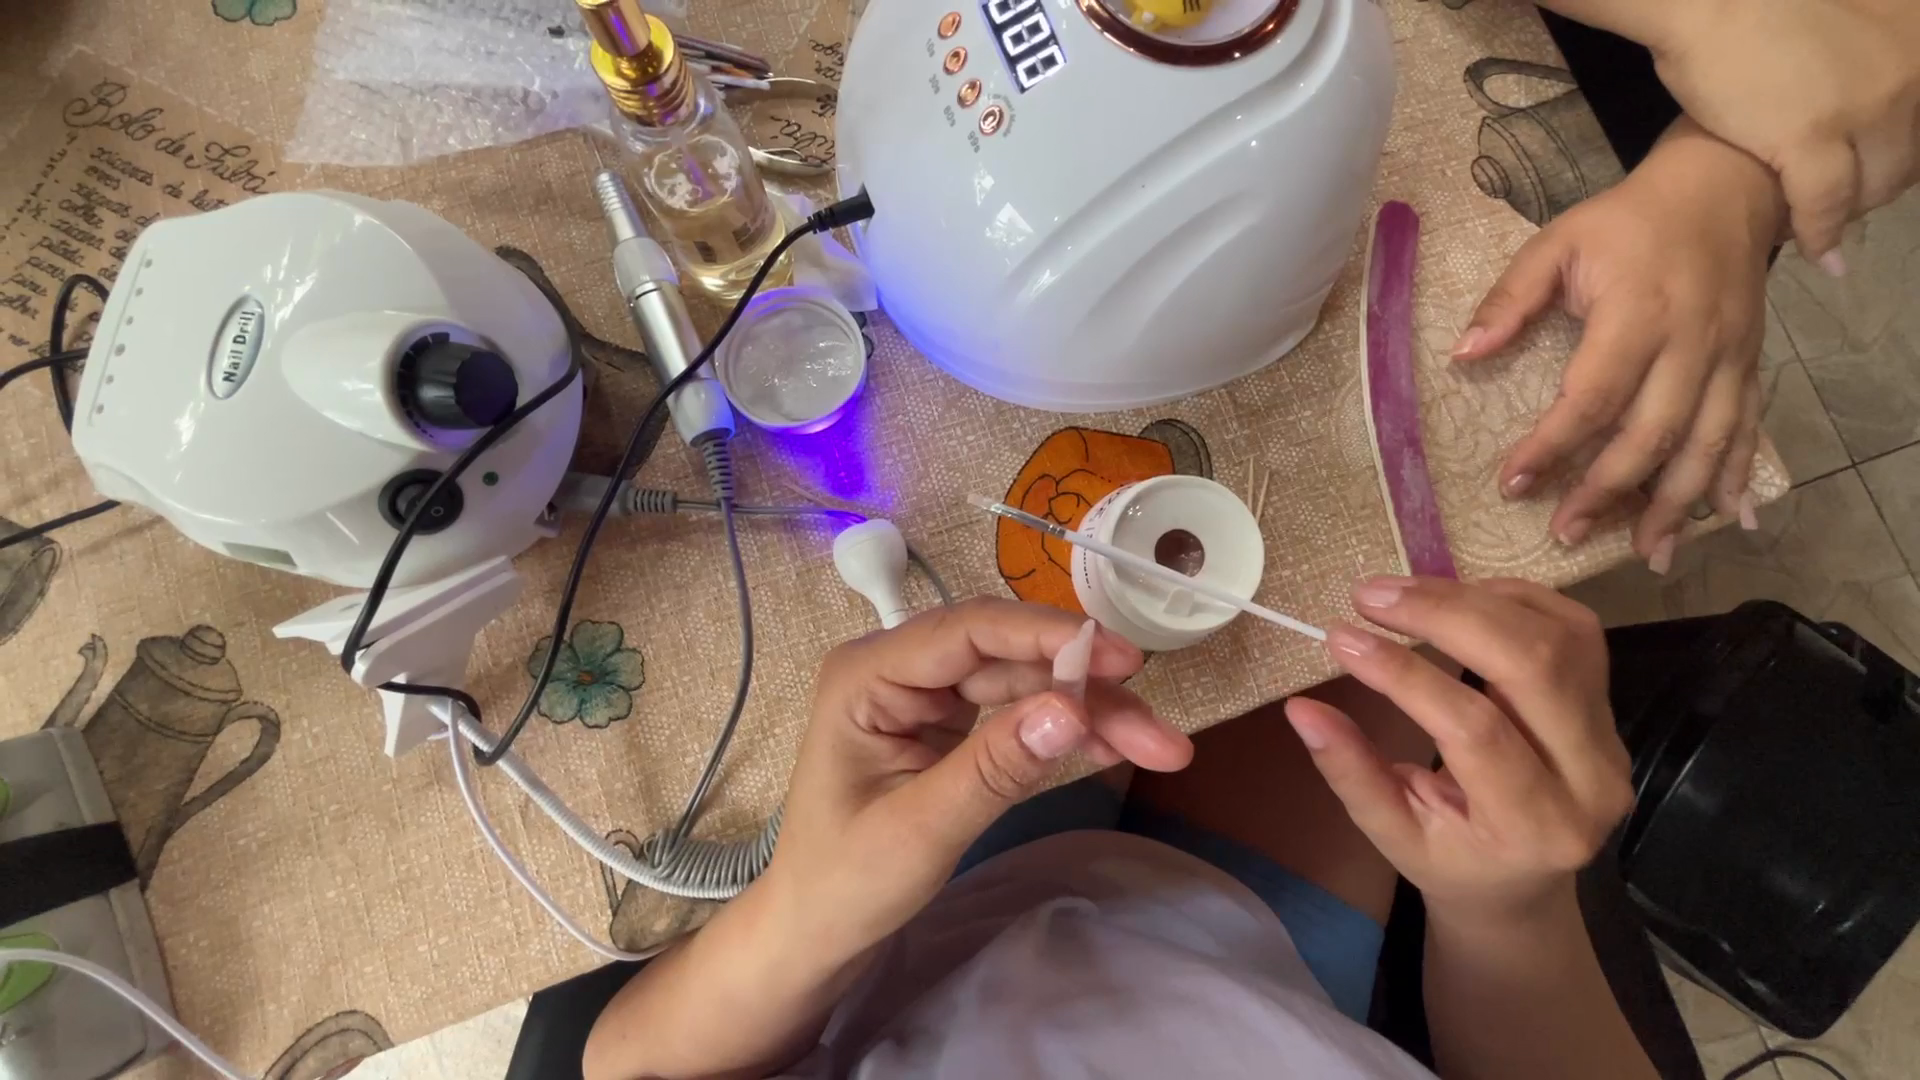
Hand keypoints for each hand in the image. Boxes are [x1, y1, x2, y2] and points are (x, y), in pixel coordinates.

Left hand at [766, 598, 1192, 956]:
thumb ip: (995, 767)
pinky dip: (1063, 732)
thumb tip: (1074, 711)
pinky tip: (1114, 746)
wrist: (815, 929)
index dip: (1046, 636)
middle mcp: (899, 669)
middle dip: (1084, 688)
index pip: (967, 632)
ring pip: (1021, 684)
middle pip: (1006, 658)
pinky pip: (1015, 713)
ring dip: (1087, 712)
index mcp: (868, 674)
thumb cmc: (845, 882)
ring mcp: (926, 696)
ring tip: (1158, 745)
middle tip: (1157, 729)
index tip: (1120, 656)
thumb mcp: (921, 830)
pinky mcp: (949, 724)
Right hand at [1284, 577, 1632, 923]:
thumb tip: (1301, 708)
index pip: (1473, 728)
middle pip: (1532, 665)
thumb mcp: (1389, 832)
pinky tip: (1453, 597)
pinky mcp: (1607, 706)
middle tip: (1368, 596)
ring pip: (1559, 637)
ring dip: (1472, 598)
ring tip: (1400, 590)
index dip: (1403, 674)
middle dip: (1443, 614)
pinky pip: (1573, 630)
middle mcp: (1591, 778)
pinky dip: (1510, 598)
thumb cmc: (1449, 859)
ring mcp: (1610, 737)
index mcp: (1533, 824)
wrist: (1523, 880)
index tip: (1340, 637)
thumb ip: (1349, 771)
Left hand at [1454, 118, 1781, 566]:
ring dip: (1674, 504)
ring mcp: (1731, 359)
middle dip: (1607, 491)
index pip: (1591, 397)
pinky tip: (1717, 522)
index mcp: (1638, 317)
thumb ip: (1509, 298)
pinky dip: (1731, 479)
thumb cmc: (1624, 223)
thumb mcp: (1555, 244)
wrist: (1729, 187)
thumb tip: (1462, 353)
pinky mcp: (1751, 365)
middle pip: (1652, 434)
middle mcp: (1693, 346)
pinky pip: (1747, 430)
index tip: (1511, 485)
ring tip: (1645, 556)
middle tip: (1564, 534)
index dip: (1552, 446)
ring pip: (1708, 444)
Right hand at [1648, 0, 1919, 265]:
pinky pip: (1824, 201)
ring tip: (1814, 230)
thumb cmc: (1767, 9)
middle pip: (1908, 158)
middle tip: (1832, 213)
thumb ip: (1860, 61)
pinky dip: (1820, 232)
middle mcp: (1912, 74)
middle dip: (1872, 192)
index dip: (1895, 162)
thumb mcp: (1849, 24)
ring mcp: (1868, 106)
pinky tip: (1814, 253)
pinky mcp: (1811, 136)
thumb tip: (1843, 97)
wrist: (1722, 4)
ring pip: (1873, 184)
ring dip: (1846, 214)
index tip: (1865, 182)